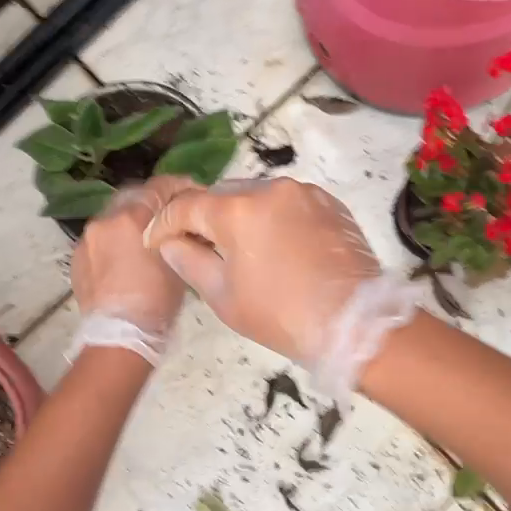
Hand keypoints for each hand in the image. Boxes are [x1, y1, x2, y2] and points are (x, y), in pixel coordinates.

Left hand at [68, 177, 193, 363]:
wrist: (119, 337)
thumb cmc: (155, 302)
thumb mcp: (177, 262)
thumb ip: (178, 232)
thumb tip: (183, 220)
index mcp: (130, 219)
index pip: (158, 187)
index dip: (179, 185)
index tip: (193, 191)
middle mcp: (103, 221)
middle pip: (132, 197)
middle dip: (153, 201)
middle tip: (171, 213)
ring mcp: (86, 240)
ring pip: (113, 217)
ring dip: (132, 220)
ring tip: (148, 236)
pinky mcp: (77, 258)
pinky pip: (100, 238)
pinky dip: (116, 239)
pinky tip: (127, 256)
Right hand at [144, 178, 423, 398]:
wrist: (354, 322)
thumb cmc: (281, 316)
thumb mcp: (223, 297)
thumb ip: (189, 262)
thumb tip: (172, 244)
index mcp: (237, 210)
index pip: (186, 205)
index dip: (164, 223)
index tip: (156, 241)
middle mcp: (269, 188)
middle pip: (221, 196)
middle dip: (205, 218)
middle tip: (197, 247)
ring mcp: (303, 193)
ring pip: (256, 196)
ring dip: (241, 216)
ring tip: (239, 249)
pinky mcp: (329, 203)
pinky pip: (287, 203)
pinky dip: (274, 218)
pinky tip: (275, 247)